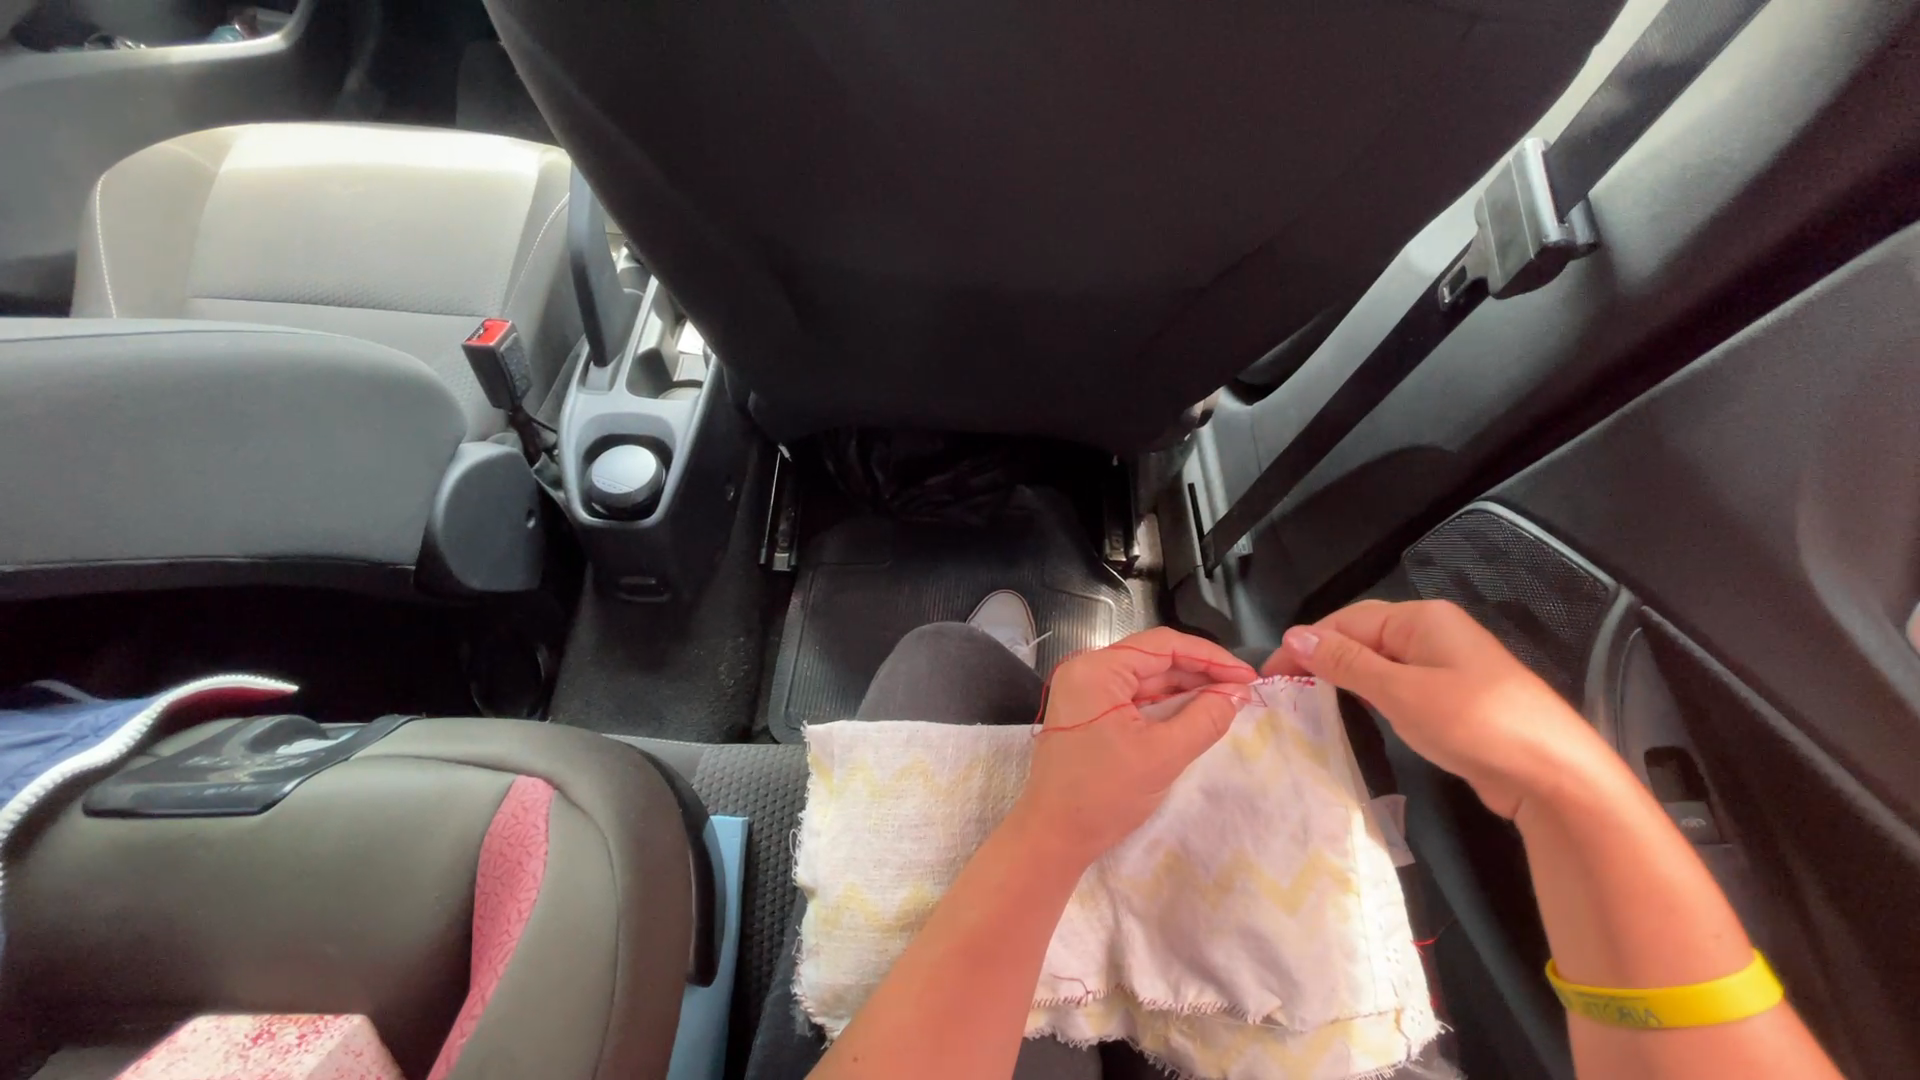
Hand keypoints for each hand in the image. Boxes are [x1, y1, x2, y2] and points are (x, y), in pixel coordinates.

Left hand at [1013, 627, 1256, 863]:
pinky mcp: (1087, 711)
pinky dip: (1163, 703)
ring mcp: (1084, 690)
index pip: (1162, 645)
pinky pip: (1133, 697)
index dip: (1210, 656)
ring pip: (1145, 678)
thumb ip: (1205, 718)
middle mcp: (1086, 670)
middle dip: (1200, 672)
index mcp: (1096, 670)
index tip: (1247, 676)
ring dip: (1184, 688)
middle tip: (1242, 690)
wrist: (1054, 835)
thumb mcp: (1163, 756)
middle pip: (1153, 658)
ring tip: (1226, 699)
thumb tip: (1238, 693)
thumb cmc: (1104, 795)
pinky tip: (1194, 711)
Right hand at [1263, 599, 1622, 819]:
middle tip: (1284, 692)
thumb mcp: (1399, 691)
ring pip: (1377, 662)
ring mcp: (1445, 664)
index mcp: (1420, 618)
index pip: (1344, 621)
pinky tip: (1354, 711)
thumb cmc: (1475, 724)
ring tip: (1308, 702)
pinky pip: (1397, 684)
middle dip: (1320, 659)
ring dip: (1343, 678)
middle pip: (1359, 637)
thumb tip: (1293, 635)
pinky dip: (1369, 694)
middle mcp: (1432, 632)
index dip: (1303, 646)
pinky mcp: (1452, 696)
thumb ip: (1344, 662)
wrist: (1556, 778)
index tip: (1270, 677)